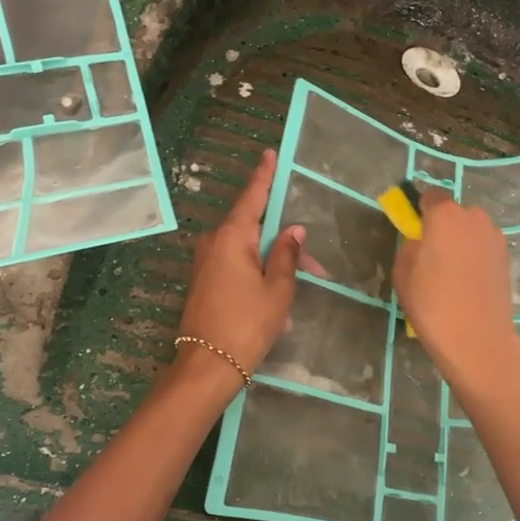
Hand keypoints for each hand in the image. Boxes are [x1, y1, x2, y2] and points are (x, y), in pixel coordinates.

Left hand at [173, 150, 303, 389]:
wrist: (207, 366)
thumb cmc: (247, 324)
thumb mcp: (277, 289)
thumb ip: (286, 255)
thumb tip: (292, 229)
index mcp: (232, 237)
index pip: (252, 197)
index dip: (264, 176)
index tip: (269, 154)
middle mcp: (214, 242)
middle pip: (254, 228)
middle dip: (284, 242)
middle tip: (315, 266)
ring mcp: (205, 263)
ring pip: (247, 251)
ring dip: (273, 265)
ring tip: (298, 293)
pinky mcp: (204, 282)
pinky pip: (236, 267)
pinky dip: (258, 276)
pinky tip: (276, 305)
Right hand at [393, 189, 519, 387]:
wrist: (476, 337)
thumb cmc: (432, 304)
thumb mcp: (403, 274)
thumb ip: (410, 247)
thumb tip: (421, 242)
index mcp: (445, 215)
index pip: (432, 197)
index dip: (422, 208)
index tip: (416, 225)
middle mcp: (474, 218)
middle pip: (455, 213)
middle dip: (444, 226)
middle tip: (433, 253)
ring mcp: (495, 237)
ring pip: (472, 230)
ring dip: (462, 241)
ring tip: (452, 271)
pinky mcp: (507, 258)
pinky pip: (484, 247)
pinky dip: (476, 256)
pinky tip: (468, 281)